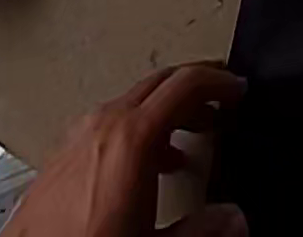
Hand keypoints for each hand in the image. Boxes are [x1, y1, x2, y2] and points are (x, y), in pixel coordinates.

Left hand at [3, 62, 247, 236]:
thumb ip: (200, 230)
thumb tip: (233, 218)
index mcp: (133, 136)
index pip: (185, 83)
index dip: (217, 81)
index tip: (237, 88)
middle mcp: (106, 122)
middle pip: (161, 82)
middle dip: (196, 87)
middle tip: (222, 99)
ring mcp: (82, 132)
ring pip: (137, 100)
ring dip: (169, 108)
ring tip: (193, 133)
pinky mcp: (66, 150)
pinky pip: (113, 120)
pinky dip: (142, 126)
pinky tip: (150, 161)